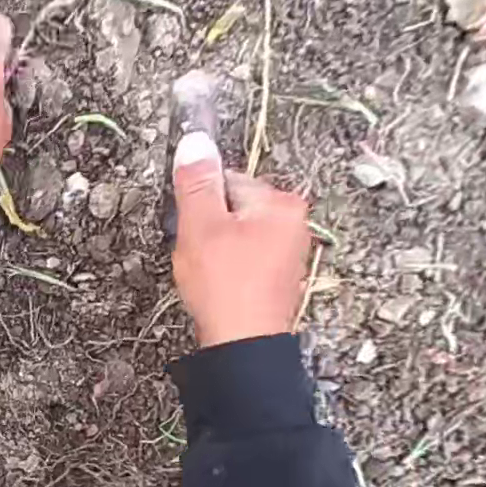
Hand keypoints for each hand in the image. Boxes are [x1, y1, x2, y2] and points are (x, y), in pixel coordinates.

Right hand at [170, 131, 312, 347]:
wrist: (242, 344)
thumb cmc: (225, 287)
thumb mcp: (201, 227)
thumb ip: (197, 183)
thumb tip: (195, 142)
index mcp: (280, 204)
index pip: (226, 181)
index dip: (199, 204)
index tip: (193, 228)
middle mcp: (292, 223)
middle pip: (231, 207)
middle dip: (207, 227)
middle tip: (200, 253)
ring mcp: (286, 251)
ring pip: (234, 235)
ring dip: (214, 249)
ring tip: (208, 272)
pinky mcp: (276, 275)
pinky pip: (242, 257)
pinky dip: (225, 267)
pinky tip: (217, 284)